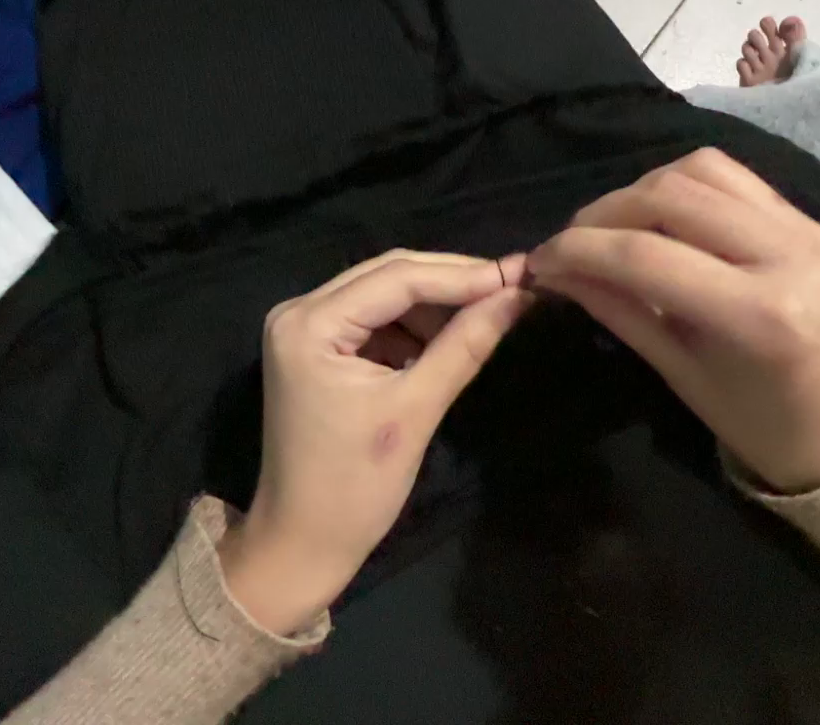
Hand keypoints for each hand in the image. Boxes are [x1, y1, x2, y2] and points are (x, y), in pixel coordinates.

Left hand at [219, 250, 531, 634]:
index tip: (520, 275)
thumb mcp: (415, 410)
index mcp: (310, 324)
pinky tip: (449, 338)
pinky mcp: (318, 347)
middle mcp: (299, 311)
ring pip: (384, 294)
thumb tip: (519, 295)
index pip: (396, 278)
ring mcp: (305, 328)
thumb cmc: (354, 488)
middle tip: (513, 287)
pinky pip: (375, 319)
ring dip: (435, 304)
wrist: (301, 546)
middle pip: (388, 275)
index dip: (462, 274)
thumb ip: (465, 345)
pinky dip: (414, 326)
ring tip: (488, 315)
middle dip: (451, 282)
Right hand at [528, 149, 819, 493]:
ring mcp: (807, 228)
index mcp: (760, 316)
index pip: (645, 257)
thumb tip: (555, 269)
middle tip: (570, 243)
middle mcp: (790, 254)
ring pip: (699, 171)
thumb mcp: (680, 374)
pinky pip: (731, 176)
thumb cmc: (762, 426)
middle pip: (670, 198)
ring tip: (613, 226)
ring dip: (640, 190)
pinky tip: (659, 214)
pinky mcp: (810, 218)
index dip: (579, 250)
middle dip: (603, 214)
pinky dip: (681, 184)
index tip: (540, 260)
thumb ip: (617, 309)